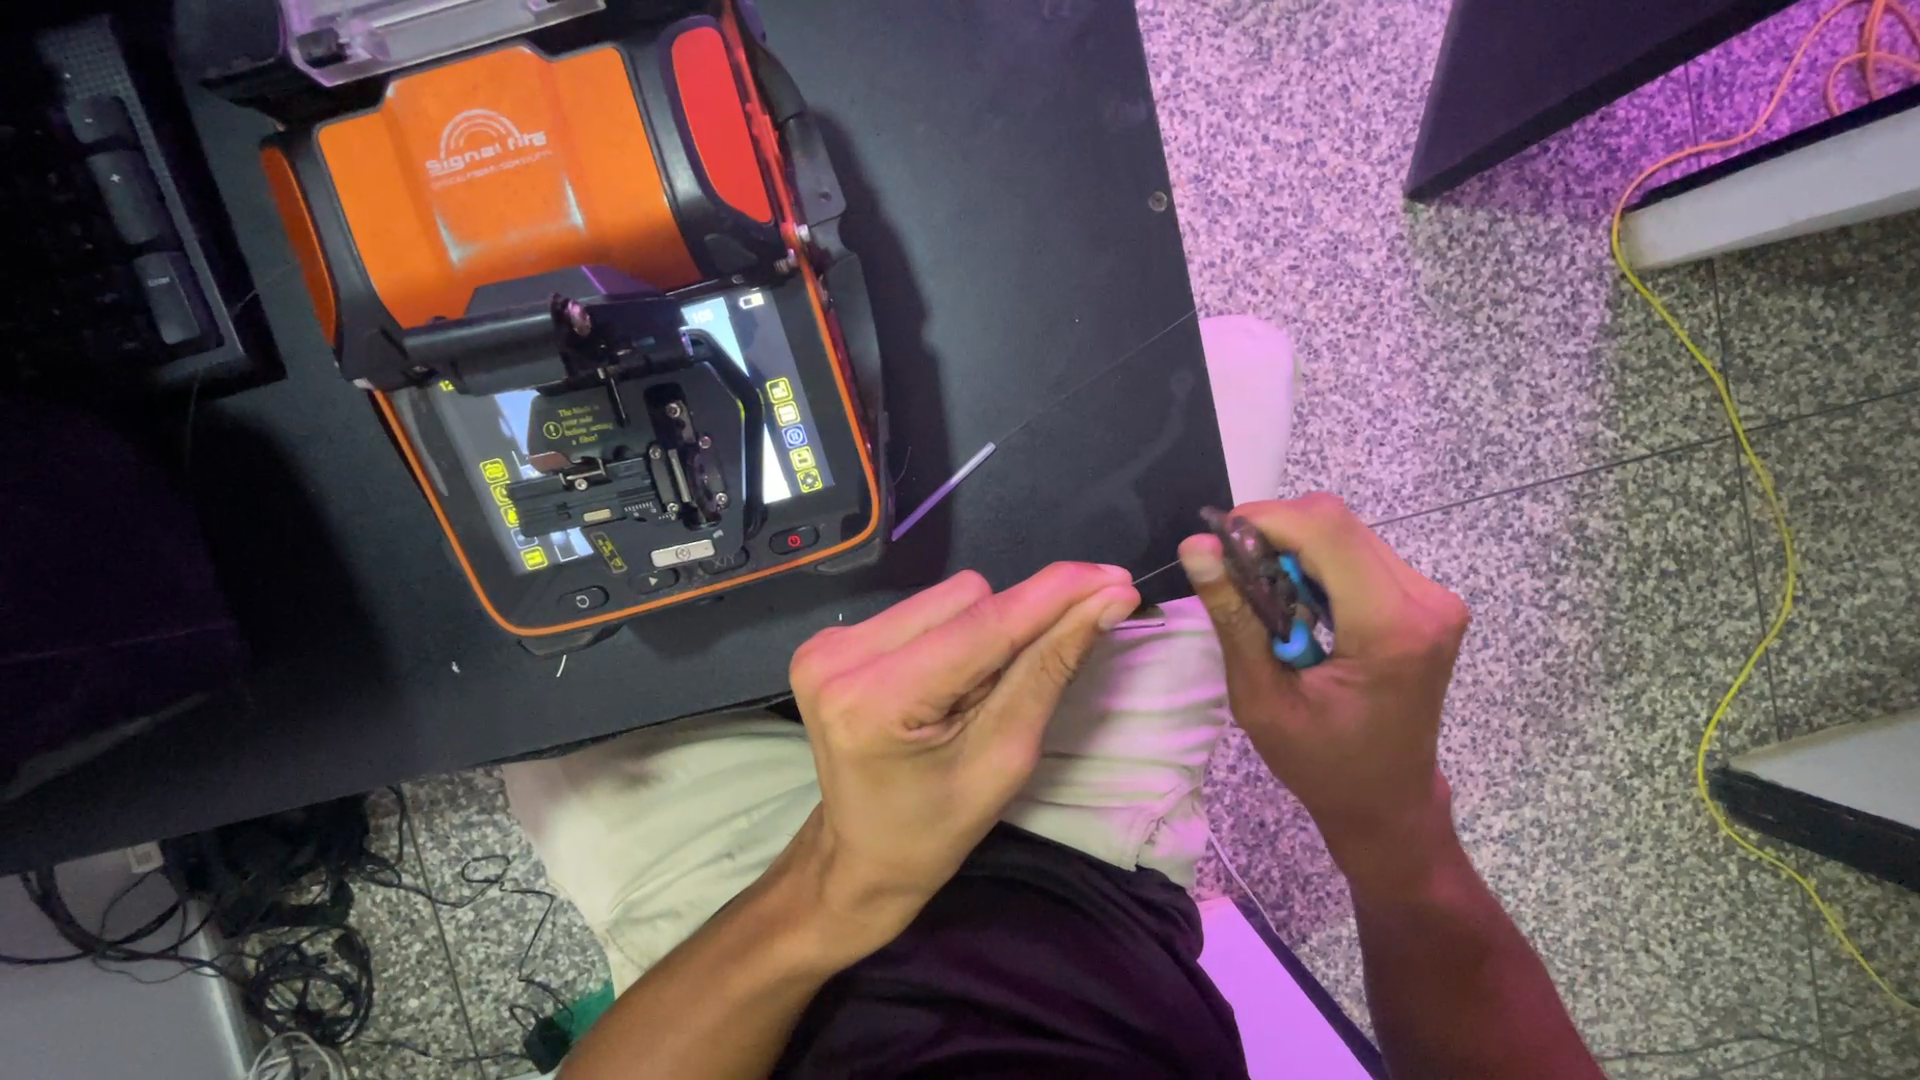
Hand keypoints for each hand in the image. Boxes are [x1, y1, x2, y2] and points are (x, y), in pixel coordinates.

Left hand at [784, 563, 1140, 947]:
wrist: (861, 853)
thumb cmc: (937, 826)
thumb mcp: (1007, 756)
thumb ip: (1051, 668)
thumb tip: (1107, 599)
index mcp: (877, 701)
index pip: (984, 625)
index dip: (1054, 595)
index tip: (1114, 578)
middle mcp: (839, 658)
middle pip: (966, 597)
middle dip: (1010, 629)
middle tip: (1006, 690)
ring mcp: (826, 644)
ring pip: (946, 597)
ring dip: (979, 632)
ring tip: (968, 693)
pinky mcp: (827, 639)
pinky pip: (920, 608)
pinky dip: (949, 636)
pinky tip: (940, 682)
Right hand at [1179, 494, 1470, 890]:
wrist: (1387, 801)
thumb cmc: (1320, 762)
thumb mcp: (1260, 697)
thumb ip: (1232, 615)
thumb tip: (1198, 546)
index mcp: (1389, 628)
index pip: (1325, 531)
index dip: (1263, 519)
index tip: (1216, 541)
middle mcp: (1424, 600)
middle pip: (1336, 522)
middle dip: (1273, 532)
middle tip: (1230, 570)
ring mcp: (1433, 597)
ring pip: (1347, 531)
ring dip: (1293, 547)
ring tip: (1259, 594)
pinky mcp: (1427, 600)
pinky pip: (1360, 552)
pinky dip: (1316, 561)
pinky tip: (1293, 600)